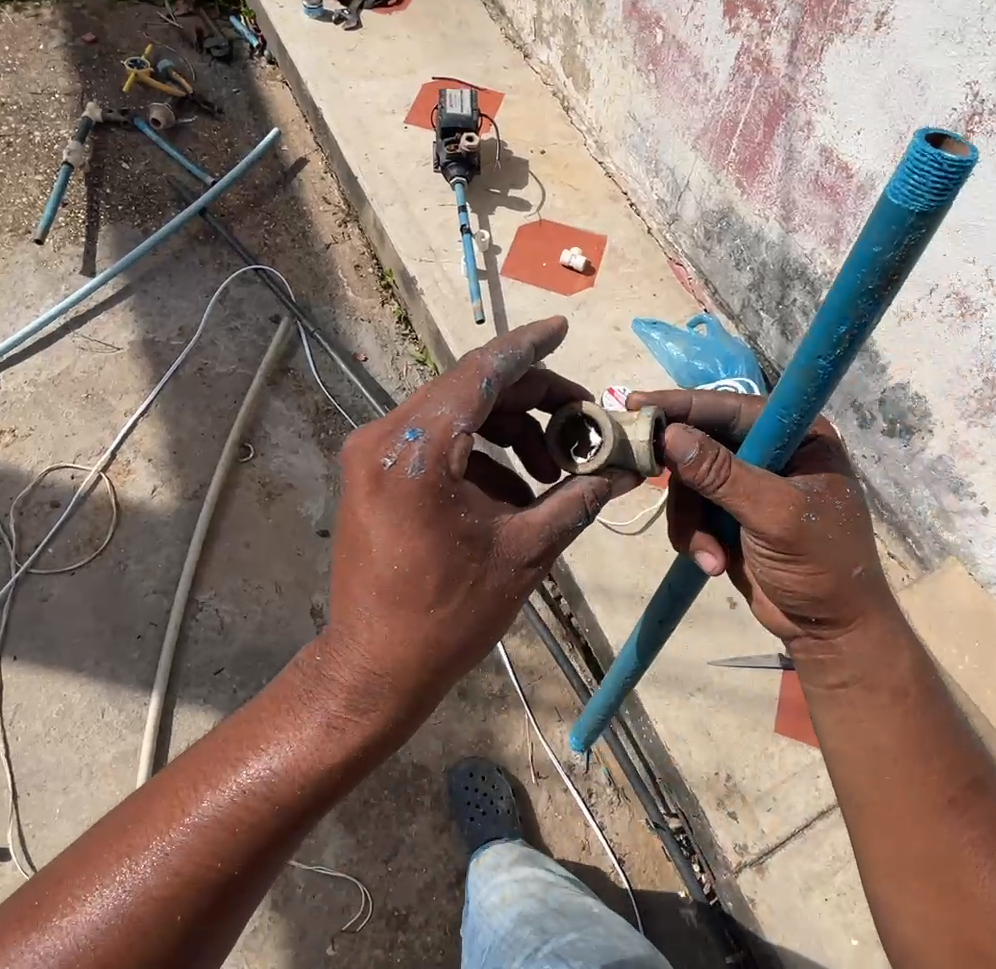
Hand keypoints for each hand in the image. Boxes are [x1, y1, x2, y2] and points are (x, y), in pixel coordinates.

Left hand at [324, 318, 637, 711]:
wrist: (374, 667)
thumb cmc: (447, 616)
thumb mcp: (523, 553)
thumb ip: (576, 499)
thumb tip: (625, 469)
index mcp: (418, 452)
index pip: (481, 374)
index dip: (529, 349)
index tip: (563, 330)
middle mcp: (384, 437)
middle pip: (469, 391)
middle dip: (530, 402)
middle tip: (580, 426)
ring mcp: (371, 454)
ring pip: (454, 415)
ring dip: (508, 434)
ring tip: (551, 475)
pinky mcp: (371, 473)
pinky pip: (435, 443)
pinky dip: (478, 456)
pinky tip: (513, 495)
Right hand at [630, 390, 891, 644]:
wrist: (827, 628)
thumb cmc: (820, 564)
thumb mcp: (773, 514)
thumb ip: (721, 474)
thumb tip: (669, 435)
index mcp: (796, 435)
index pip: (729, 407)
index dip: (683, 405)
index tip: (637, 405)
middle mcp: (770, 451)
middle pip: (700, 444)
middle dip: (683, 480)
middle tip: (645, 476)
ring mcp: (747, 484)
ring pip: (688, 483)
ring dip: (690, 522)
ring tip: (709, 556)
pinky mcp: (728, 515)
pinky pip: (690, 512)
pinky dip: (693, 538)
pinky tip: (713, 563)